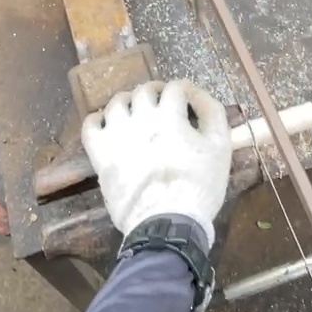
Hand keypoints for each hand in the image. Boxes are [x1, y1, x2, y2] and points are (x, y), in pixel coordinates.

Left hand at [82, 80, 231, 245]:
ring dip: (129, 103)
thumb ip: (213, 113)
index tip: (189, 102)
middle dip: (157, 93)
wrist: (167, 224)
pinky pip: (91, 125)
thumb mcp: (220, 147)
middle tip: (164, 107)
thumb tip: (199, 95)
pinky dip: (99, 120)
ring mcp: (115, 133)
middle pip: (145, 90)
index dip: (184, 92)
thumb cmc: (199, 187)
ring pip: (117, 103)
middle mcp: (139, 117)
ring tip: (137, 115)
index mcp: (169, 114)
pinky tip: (109, 126)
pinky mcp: (100, 153)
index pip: (175, 87)